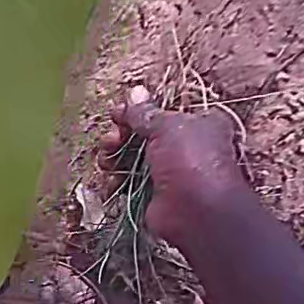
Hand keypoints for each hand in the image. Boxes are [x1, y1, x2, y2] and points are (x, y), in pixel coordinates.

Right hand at [104, 88, 247, 239]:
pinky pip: (128, 183)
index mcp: (195, 124)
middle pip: (141, 136)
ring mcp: (167, 172)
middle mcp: (182, 147)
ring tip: (107, 162)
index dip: (135, 114)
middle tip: (110, 142)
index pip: (159, 113)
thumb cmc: (190, 160)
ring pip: (131, 160)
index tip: (115, 116)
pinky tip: (111, 183)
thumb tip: (133, 92)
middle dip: (120, 137)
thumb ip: (146, 113)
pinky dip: (116, 182)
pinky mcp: (152, 195)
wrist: (196, 211)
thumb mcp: (168, 127)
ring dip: (114, 159)